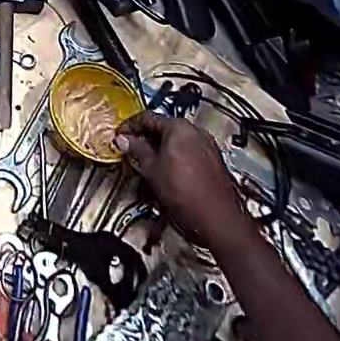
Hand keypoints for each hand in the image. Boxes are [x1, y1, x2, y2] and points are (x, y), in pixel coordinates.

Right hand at [117, 113, 254, 244]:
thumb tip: (125, 140)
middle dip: (146, 139)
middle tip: (132, 150)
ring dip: (161, 150)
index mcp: (179, 127)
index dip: (130, 127)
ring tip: (149, 165)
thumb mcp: (152, 170)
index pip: (147, 118)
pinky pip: (190, 153)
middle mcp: (196, 132)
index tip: (121, 136)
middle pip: (164, 128)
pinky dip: (176, 159)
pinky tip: (169, 175)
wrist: (219, 222)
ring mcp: (208, 147)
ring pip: (177, 142)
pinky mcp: (215, 162)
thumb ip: (136, 150)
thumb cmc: (187, 195)